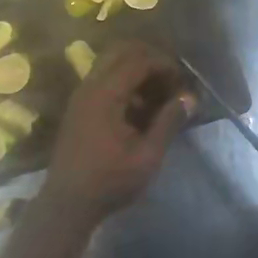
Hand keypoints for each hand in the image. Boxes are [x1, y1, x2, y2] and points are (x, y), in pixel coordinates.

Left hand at [40, 41, 194, 226]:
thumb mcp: (147, 156)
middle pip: (122, 52)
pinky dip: (124, 82)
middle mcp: (90, 86)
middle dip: (150, 59)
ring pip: (111, 63)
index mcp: (105, 94)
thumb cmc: (109, 181)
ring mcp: (81, 95)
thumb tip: (190, 97)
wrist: (67, 205)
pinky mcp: (79, 106)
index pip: (139, 60)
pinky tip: (139, 108)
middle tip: (171, 79)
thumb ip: (168, 122)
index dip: (165, 64)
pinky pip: (103, 78)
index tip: (183, 81)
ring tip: (159, 95)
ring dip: (136, 70)